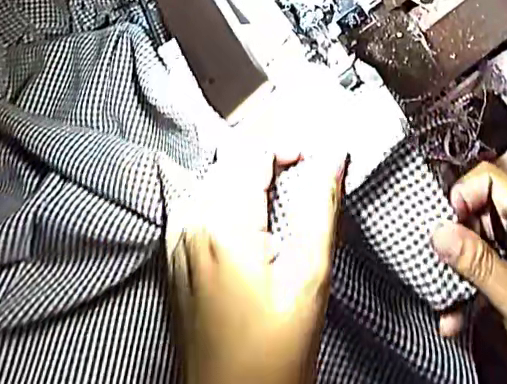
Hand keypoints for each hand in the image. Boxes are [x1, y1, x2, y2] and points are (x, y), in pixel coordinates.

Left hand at [168, 148, 347, 383]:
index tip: (313, 162)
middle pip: (231, 161)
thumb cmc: (271, 357)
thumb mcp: (309, 278)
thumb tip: (333, 158)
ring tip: (280, 196)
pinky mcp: (173, 258)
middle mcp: (191, 226)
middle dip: (269, 160)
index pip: (254, 153)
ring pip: (214, 177)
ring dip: (248, 175)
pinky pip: (199, 201)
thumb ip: (320, 207)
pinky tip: (249, 215)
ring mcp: (176, 242)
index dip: (288, 149)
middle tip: (303, 177)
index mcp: (223, 225)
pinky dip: (226, 194)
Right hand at [431, 163, 506, 383]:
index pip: (492, 179)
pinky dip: (474, 292)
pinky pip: (493, 273)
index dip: (464, 196)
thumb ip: (483, 267)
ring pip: (484, 245)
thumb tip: (442, 232)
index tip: (444, 226)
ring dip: (463, 272)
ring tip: (446, 301)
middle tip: (439, 265)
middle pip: (484, 211)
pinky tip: (459, 317)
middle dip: (458, 239)